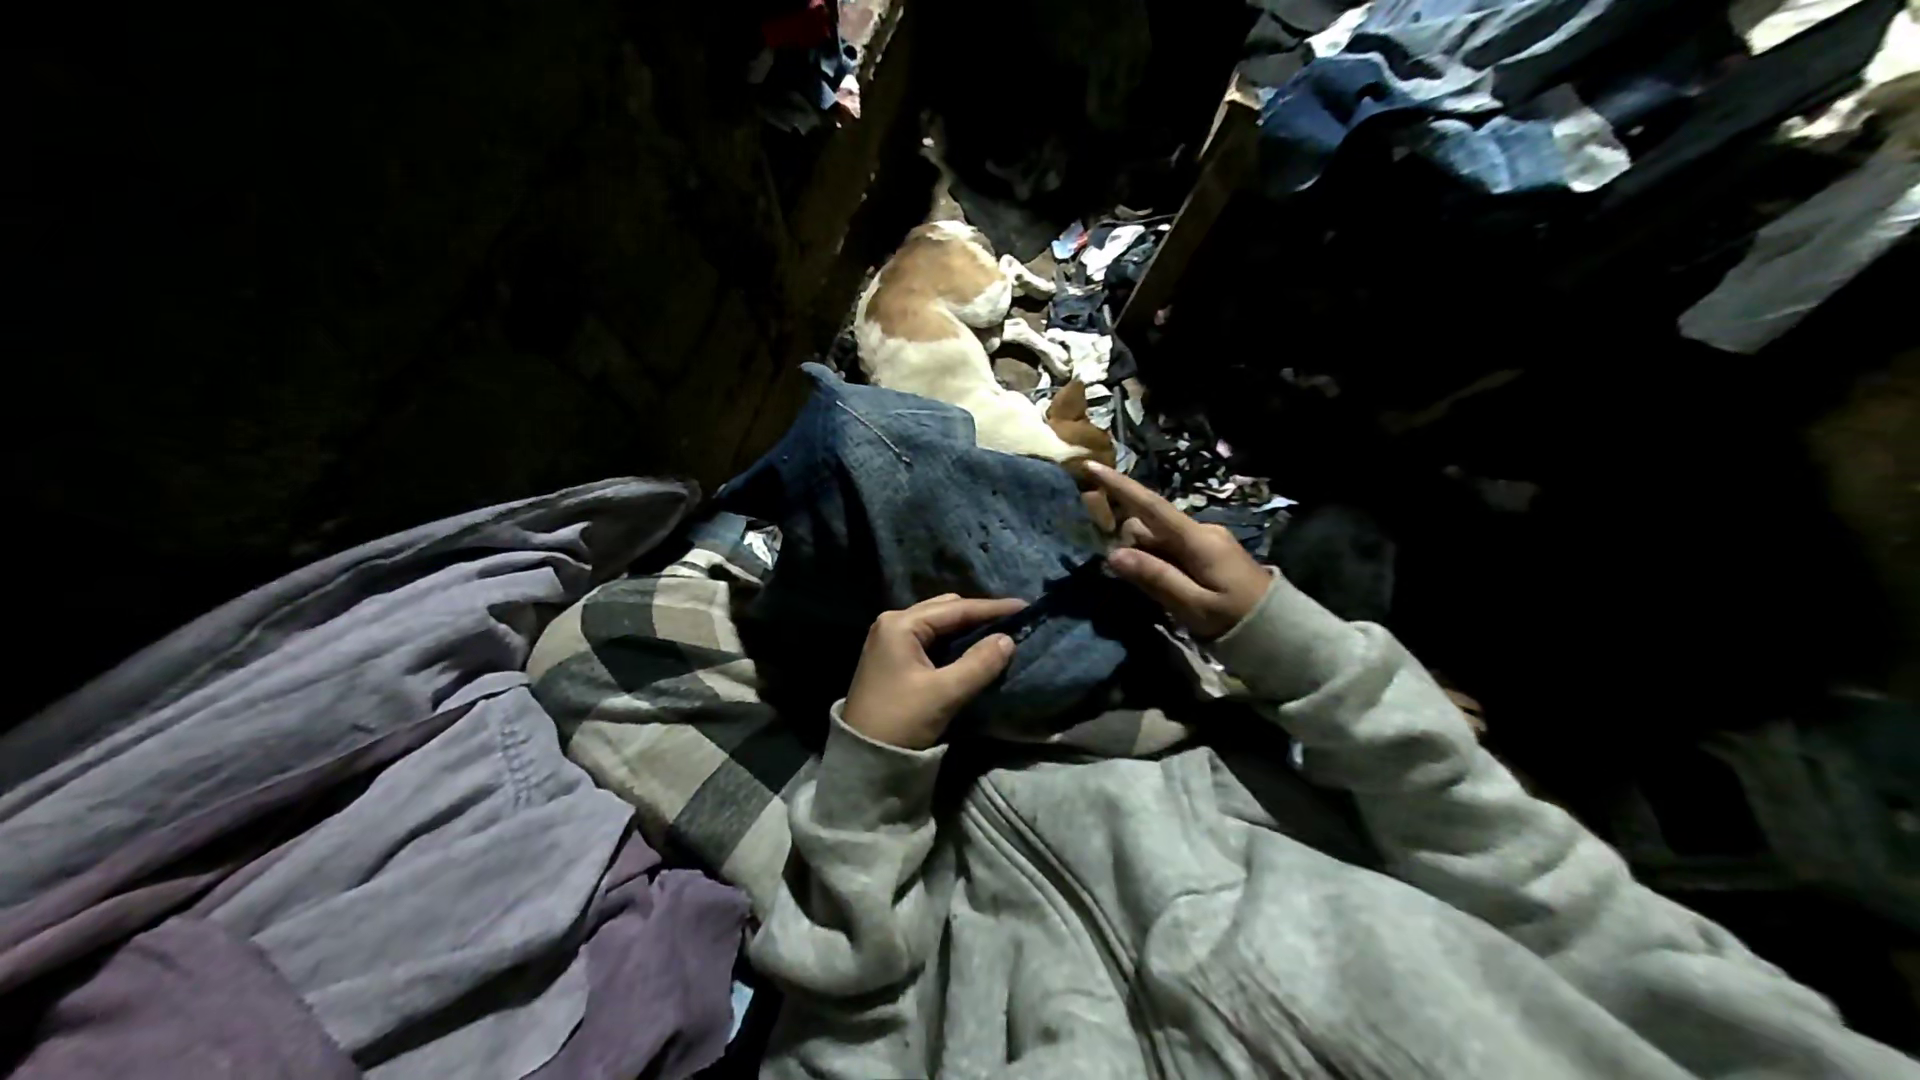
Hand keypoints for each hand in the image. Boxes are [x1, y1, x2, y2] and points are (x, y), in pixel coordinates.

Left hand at [843, 594, 1027, 749]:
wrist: (862, 757)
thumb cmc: (900, 721)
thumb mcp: (944, 693)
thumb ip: (979, 663)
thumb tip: (1008, 640)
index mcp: (901, 624)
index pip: (955, 609)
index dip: (992, 608)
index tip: (1024, 606)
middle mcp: (893, 623)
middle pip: (945, 609)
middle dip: (979, 614)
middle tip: (1012, 621)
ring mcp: (890, 639)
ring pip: (938, 623)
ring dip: (966, 627)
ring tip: (998, 631)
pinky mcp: (893, 657)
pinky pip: (930, 638)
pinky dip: (953, 640)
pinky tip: (972, 647)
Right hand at [1087, 462, 1272, 639]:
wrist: (1280, 631)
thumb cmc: (1236, 619)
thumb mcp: (1193, 605)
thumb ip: (1155, 577)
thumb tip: (1113, 554)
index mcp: (1197, 540)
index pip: (1151, 506)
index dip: (1120, 486)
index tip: (1091, 466)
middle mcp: (1200, 531)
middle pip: (1148, 526)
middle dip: (1132, 546)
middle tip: (1138, 585)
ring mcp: (1206, 539)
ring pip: (1157, 539)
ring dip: (1147, 558)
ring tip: (1161, 595)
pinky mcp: (1209, 551)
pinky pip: (1171, 548)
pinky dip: (1160, 562)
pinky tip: (1169, 587)